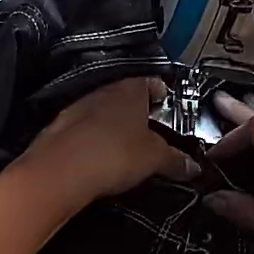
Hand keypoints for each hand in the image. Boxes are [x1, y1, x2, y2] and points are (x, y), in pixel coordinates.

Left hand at [16, 78, 200, 205]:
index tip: (168, 106)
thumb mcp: (155, 159)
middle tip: (153, 132)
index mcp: (130, 88)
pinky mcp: (59, 128)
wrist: (60, 172)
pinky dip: (94, 138)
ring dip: (115, 124)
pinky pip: (84, 128)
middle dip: (139, 112)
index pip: (152, 81)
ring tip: (127, 147)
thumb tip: (194, 167)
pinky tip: (100, 157)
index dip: (163, 94)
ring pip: (103, 111)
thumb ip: (176, 160)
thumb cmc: (115, 154)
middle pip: (127, 95)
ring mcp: (77, 107)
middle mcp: (103, 90)